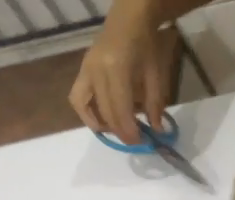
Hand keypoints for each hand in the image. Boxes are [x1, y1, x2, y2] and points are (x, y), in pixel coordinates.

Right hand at [69, 0, 176, 143]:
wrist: (128, 22)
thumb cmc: (146, 48)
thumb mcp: (156, 76)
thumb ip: (155, 105)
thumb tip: (157, 130)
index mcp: (117, 70)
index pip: (120, 108)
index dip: (129, 130)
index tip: (141, 143)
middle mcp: (96, 70)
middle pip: (104, 110)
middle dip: (119, 131)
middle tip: (134, 142)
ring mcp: (86, 69)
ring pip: (85, 105)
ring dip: (100, 124)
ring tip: (117, 132)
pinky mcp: (82, 70)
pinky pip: (77, 97)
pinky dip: (87, 113)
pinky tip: (102, 122)